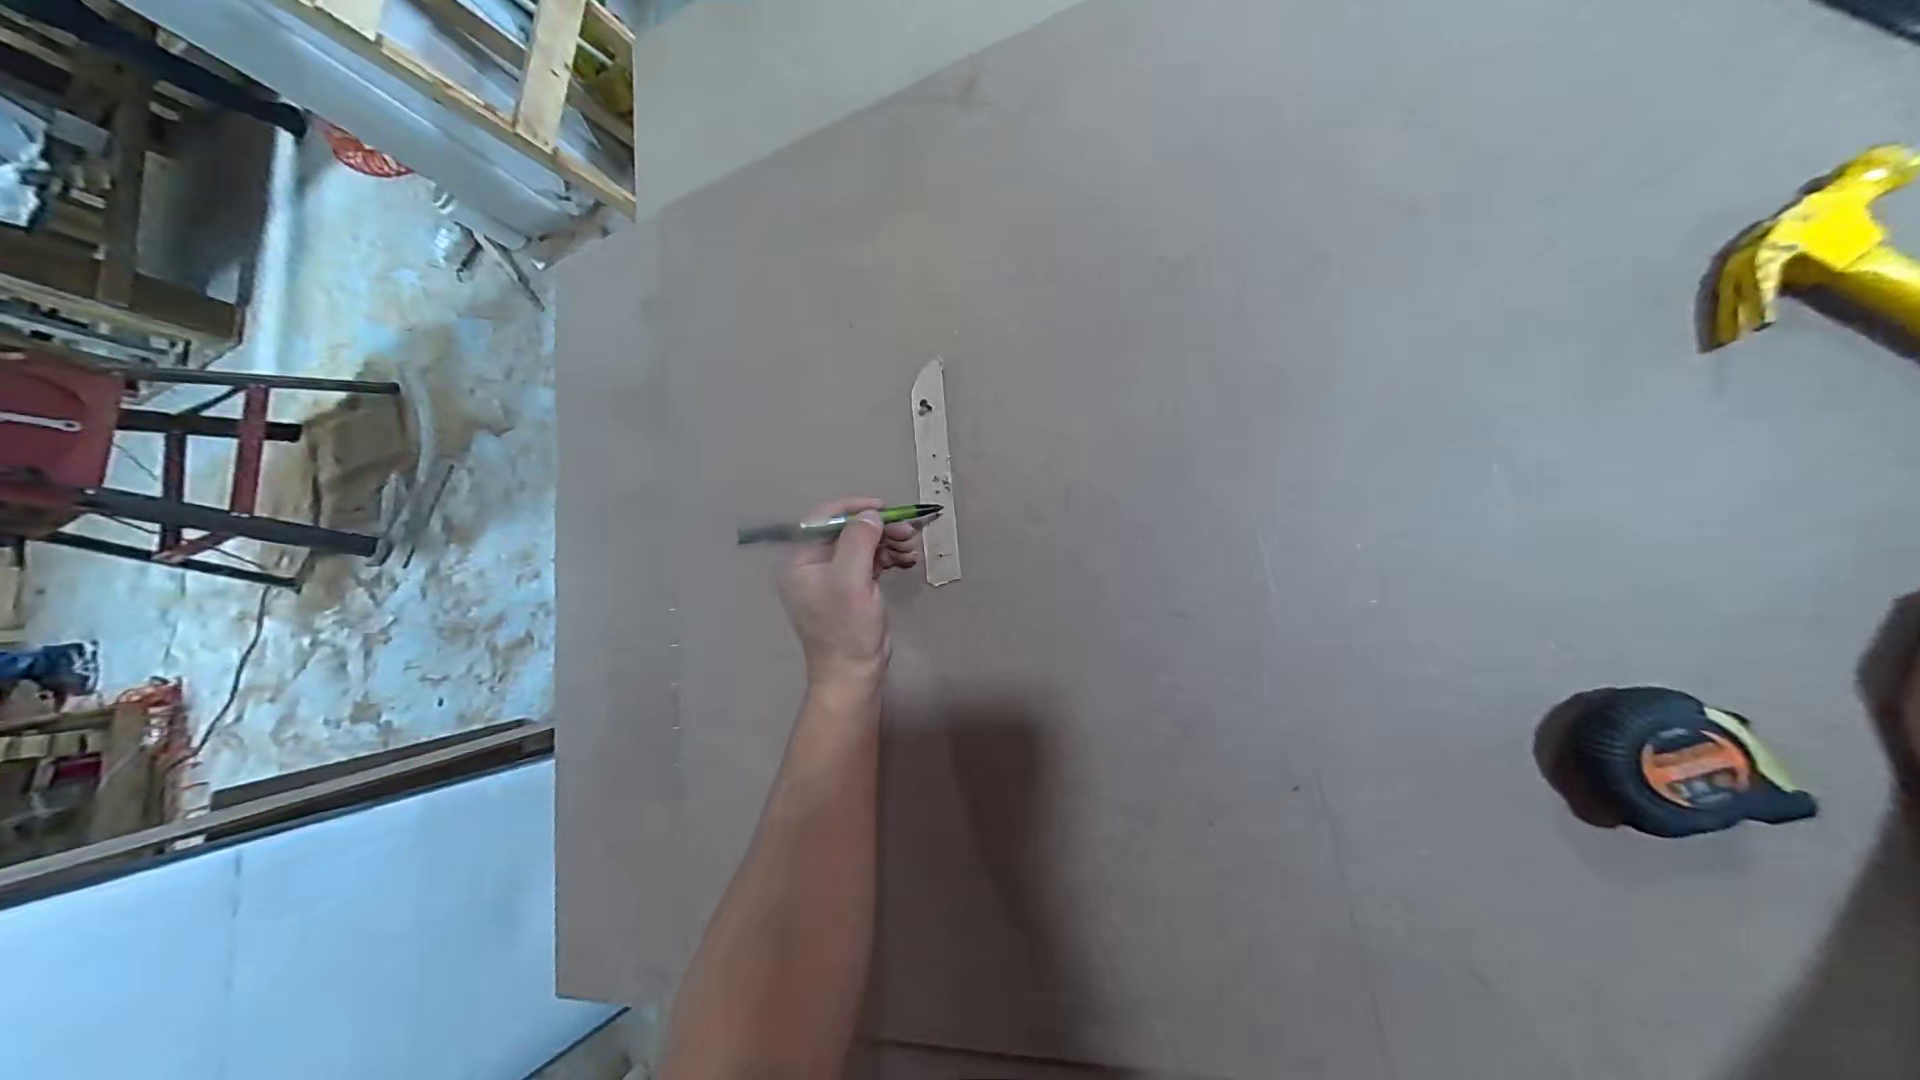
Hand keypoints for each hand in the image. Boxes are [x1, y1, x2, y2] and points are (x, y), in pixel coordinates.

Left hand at [777, 497, 920, 693]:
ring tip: (912, 549)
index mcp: (800, 561)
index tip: (883, 508)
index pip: (824, 520)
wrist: (854, 673)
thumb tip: (871, 515)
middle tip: (908, 531)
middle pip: (848, 532)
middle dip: (879, 529)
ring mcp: (835, 578)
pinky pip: (871, 562)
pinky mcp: (853, 589)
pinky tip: (908, 560)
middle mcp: (814, 565)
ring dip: (889, 543)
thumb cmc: (846, 628)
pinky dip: (889, 558)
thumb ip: (858, 540)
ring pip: (863, 546)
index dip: (854, 509)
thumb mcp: (850, 580)